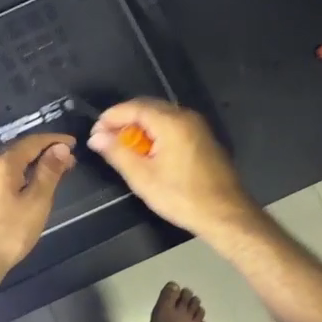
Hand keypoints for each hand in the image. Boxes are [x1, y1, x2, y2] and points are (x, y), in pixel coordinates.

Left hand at [0, 133, 77, 288]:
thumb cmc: (10, 232)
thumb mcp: (37, 202)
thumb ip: (49, 172)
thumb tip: (60, 147)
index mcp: (3, 163)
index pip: (32, 142)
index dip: (55, 140)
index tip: (74, 143)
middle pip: (21, 150)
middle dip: (46, 151)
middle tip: (69, 160)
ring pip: (12, 163)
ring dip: (34, 163)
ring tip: (56, 171)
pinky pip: (5, 174)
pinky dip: (22, 173)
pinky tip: (33, 183)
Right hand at [87, 99, 258, 236]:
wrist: (226, 214)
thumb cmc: (182, 197)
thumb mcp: (142, 177)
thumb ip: (117, 152)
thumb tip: (95, 137)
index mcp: (171, 122)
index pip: (134, 107)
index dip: (111, 117)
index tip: (95, 132)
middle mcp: (186, 117)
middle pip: (148, 107)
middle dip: (124, 120)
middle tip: (105, 138)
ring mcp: (198, 127)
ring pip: (161, 116)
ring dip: (139, 127)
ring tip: (122, 146)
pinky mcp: (203, 139)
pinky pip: (173, 126)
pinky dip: (155, 133)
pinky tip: (147, 152)